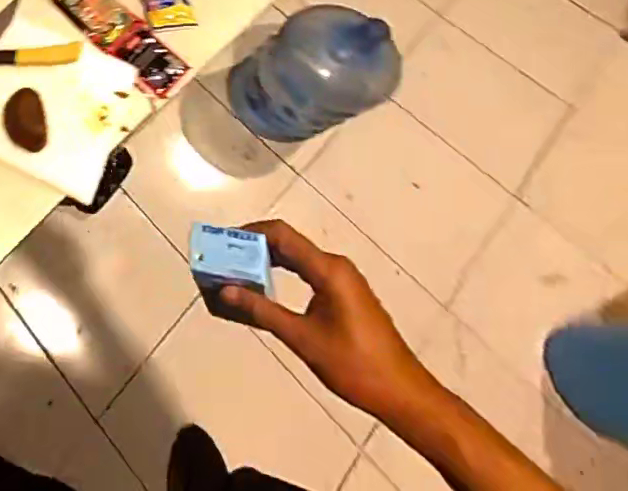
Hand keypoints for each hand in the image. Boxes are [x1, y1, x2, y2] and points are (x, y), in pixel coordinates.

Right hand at [221, 220, 446, 422]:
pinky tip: (267, 291)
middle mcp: (335, 265)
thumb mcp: (303, 339)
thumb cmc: (354, 366)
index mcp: (328, 269)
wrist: (403, 394)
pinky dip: (284, 276)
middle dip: (255, 248)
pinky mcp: (345, 294)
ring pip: (298, 259)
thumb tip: (227, 291)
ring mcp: (343, 279)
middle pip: (289, 243)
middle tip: (225, 260)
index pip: (282, 235)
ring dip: (268, 262)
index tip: (224, 242)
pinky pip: (308, 273)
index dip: (251, 233)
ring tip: (238, 274)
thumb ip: (263, 311)